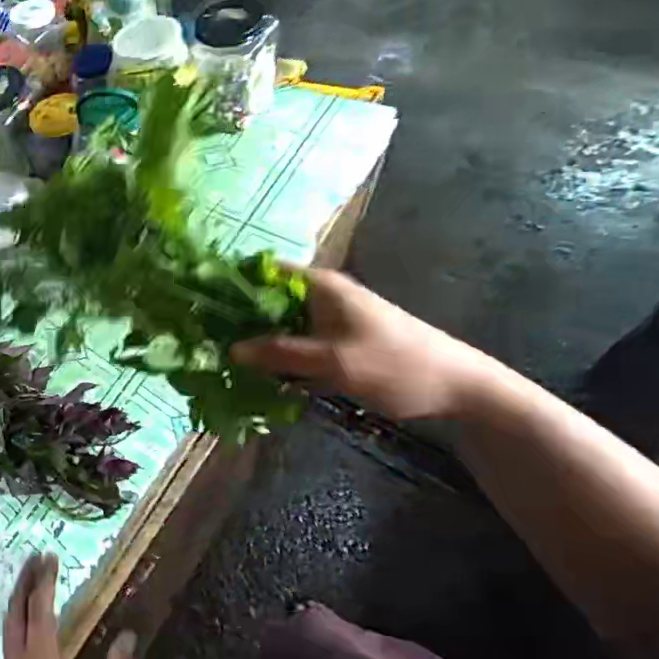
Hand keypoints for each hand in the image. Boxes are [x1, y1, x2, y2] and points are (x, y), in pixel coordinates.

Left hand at [2, 554, 132, 658]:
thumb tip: (128, 634)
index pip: (39, 608)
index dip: (44, 579)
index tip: (49, 555)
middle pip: (14, 614)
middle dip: (23, 584)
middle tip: (34, 560)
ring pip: (9, 635)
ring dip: (19, 607)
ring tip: (32, 590)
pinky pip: (11, 652)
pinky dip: (19, 631)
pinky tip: (32, 638)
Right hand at [231, 268, 501, 420]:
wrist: (458, 388)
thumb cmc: (395, 365)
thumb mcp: (333, 361)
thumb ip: (280, 353)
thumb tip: (231, 349)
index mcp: (320, 285)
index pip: (264, 270)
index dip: (232, 280)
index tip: (200, 299)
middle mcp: (322, 296)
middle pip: (268, 298)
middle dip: (238, 317)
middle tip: (205, 338)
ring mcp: (330, 320)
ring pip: (281, 324)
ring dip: (257, 340)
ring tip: (222, 359)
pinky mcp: (338, 343)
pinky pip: (296, 343)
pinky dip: (278, 355)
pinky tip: (258, 376)